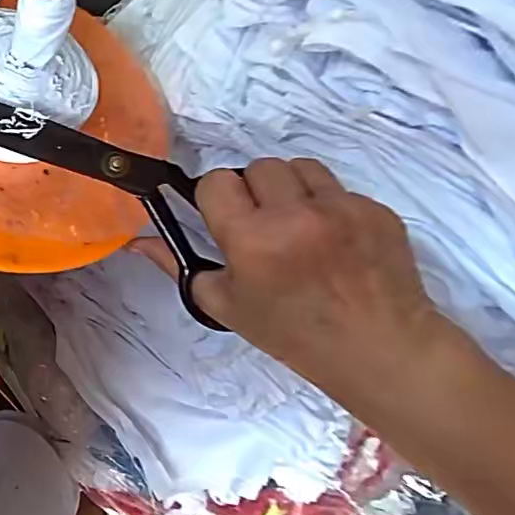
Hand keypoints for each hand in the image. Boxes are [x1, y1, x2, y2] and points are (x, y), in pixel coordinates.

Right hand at [167, 158, 454, 388]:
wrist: (376, 347)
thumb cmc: (287, 330)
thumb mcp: (220, 302)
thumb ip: (175, 264)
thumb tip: (137, 242)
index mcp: (251, 238)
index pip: (218, 181)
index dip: (214, 197)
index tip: (221, 217)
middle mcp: (296, 215)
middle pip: (258, 167)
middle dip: (252, 190)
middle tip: (258, 222)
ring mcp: (342, 208)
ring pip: (299, 167)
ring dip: (289, 188)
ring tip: (294, 222)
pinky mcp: (377, 210)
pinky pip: (338, 188)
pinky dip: (326, 205)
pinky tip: (330, 238)